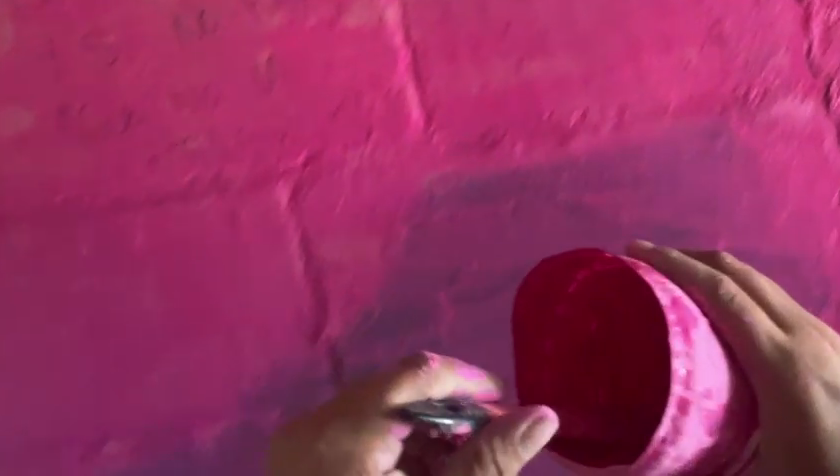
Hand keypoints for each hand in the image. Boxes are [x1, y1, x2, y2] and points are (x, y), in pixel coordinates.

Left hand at [267, 352, 559, 475]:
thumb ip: (489, 461)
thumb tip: (544, 414)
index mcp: (344, 429)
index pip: (417, 373)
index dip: (466, 381)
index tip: (504, 403)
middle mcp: (312, 424)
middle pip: (396, 391)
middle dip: (446, 413)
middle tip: (485, 441)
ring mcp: (298, 445)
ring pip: (376, 413)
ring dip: (421, 432)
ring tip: (454, 464)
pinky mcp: (295, 463)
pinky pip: (353, 435)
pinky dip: (391, 449)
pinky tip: (419, 472)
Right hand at [627, 244, 839, 475]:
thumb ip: (717, 473)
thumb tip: (657, 474)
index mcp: (779, 358)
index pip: (718, 290)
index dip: (673, 264)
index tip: (635, 250)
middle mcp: (797, 329)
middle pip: (734, 270)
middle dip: (686, 256)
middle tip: (646, 263)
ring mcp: (817, 330)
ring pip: (755, 279)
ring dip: (712, 269)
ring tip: (678, 283)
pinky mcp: (829, 340)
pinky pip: (770, 296)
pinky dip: (736, 288)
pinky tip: (727, 315)